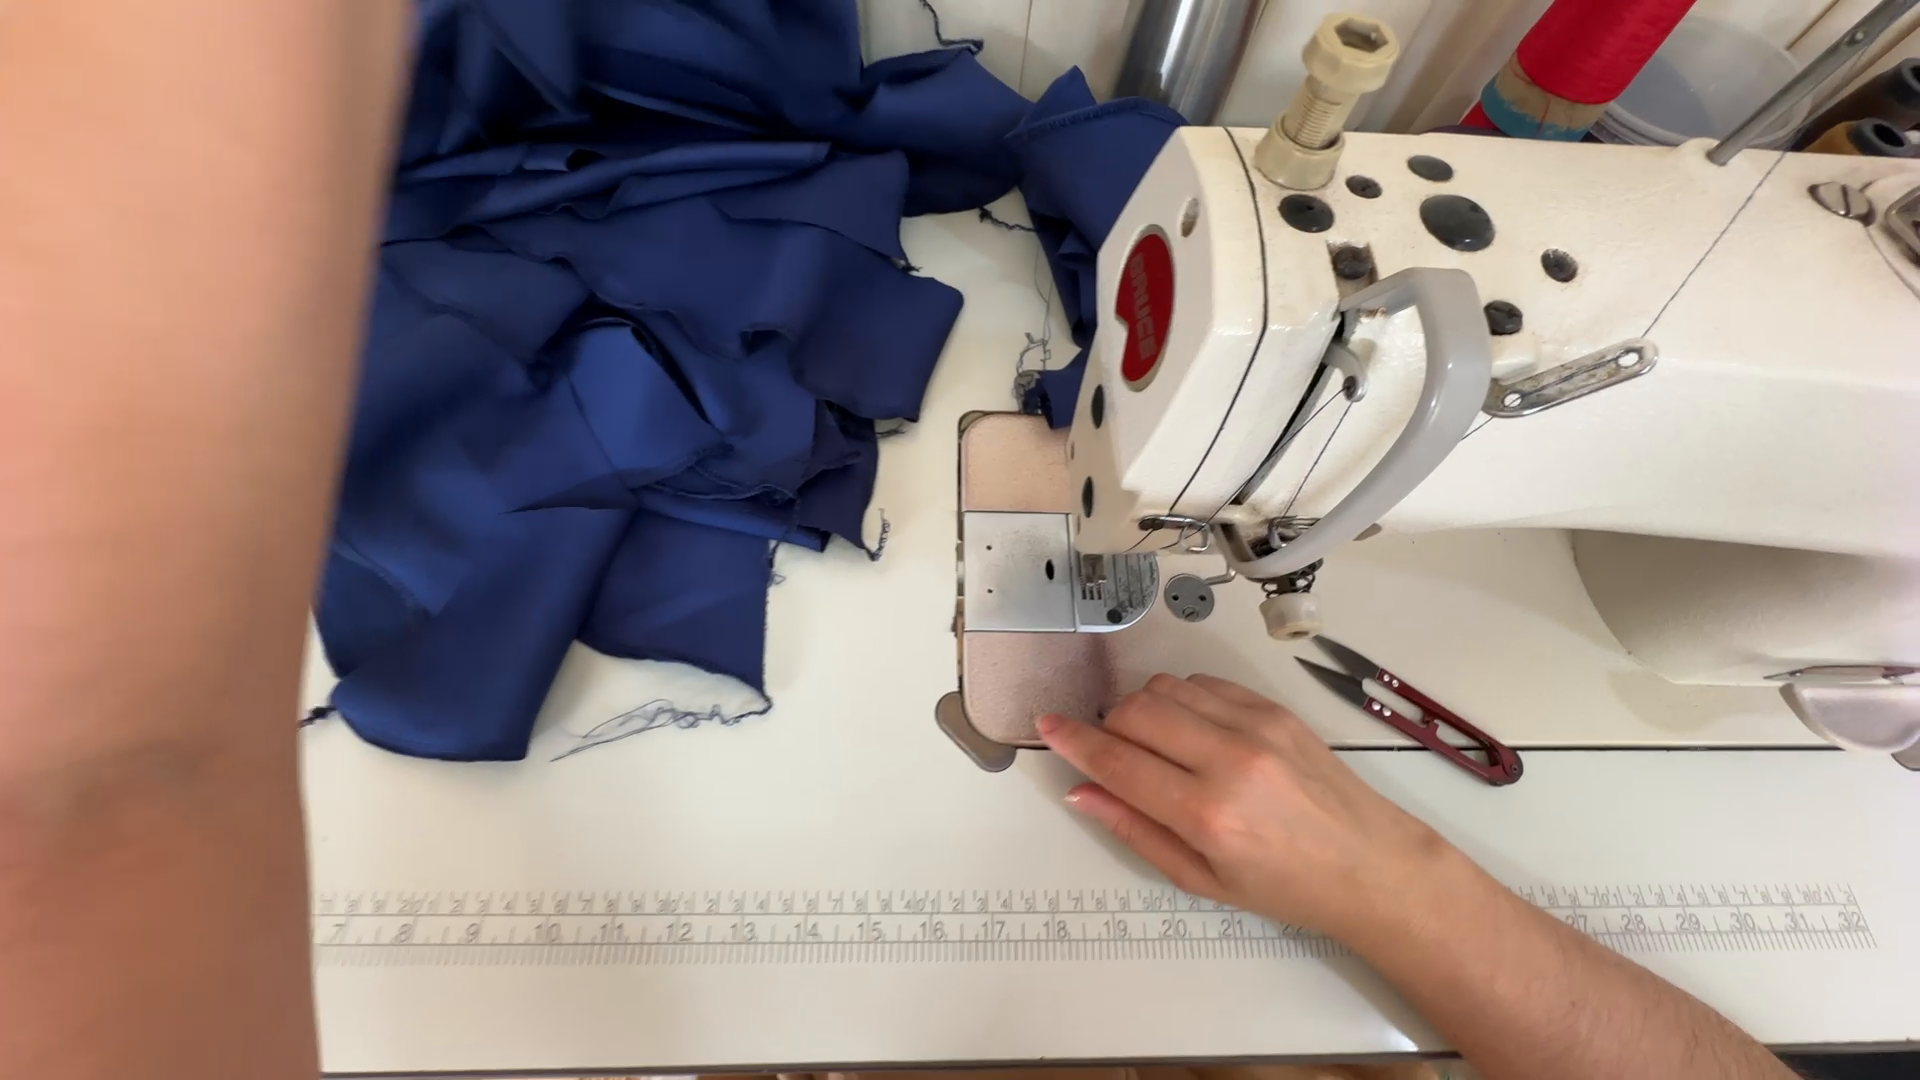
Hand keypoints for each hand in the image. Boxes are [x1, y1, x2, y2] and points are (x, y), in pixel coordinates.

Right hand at [1039, 673, 1462, 945]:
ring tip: (1157, 743)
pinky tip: (1192, 730)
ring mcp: (1254, 725)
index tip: (1047, 724)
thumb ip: (1134, 829)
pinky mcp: (1272, 706)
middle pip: (1135, 711)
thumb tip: (1081, 790)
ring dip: (1142, 710)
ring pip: (1163, 688)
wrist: (1371, 864)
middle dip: (1109, 727)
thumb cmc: (1283, 886)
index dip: (1074, 741)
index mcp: (1208, 814)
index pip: (1119, 762)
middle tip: (1117, 752)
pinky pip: (1199, 682)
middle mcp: (1229, 760)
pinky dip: (1178, 699)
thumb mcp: (1201, 878)